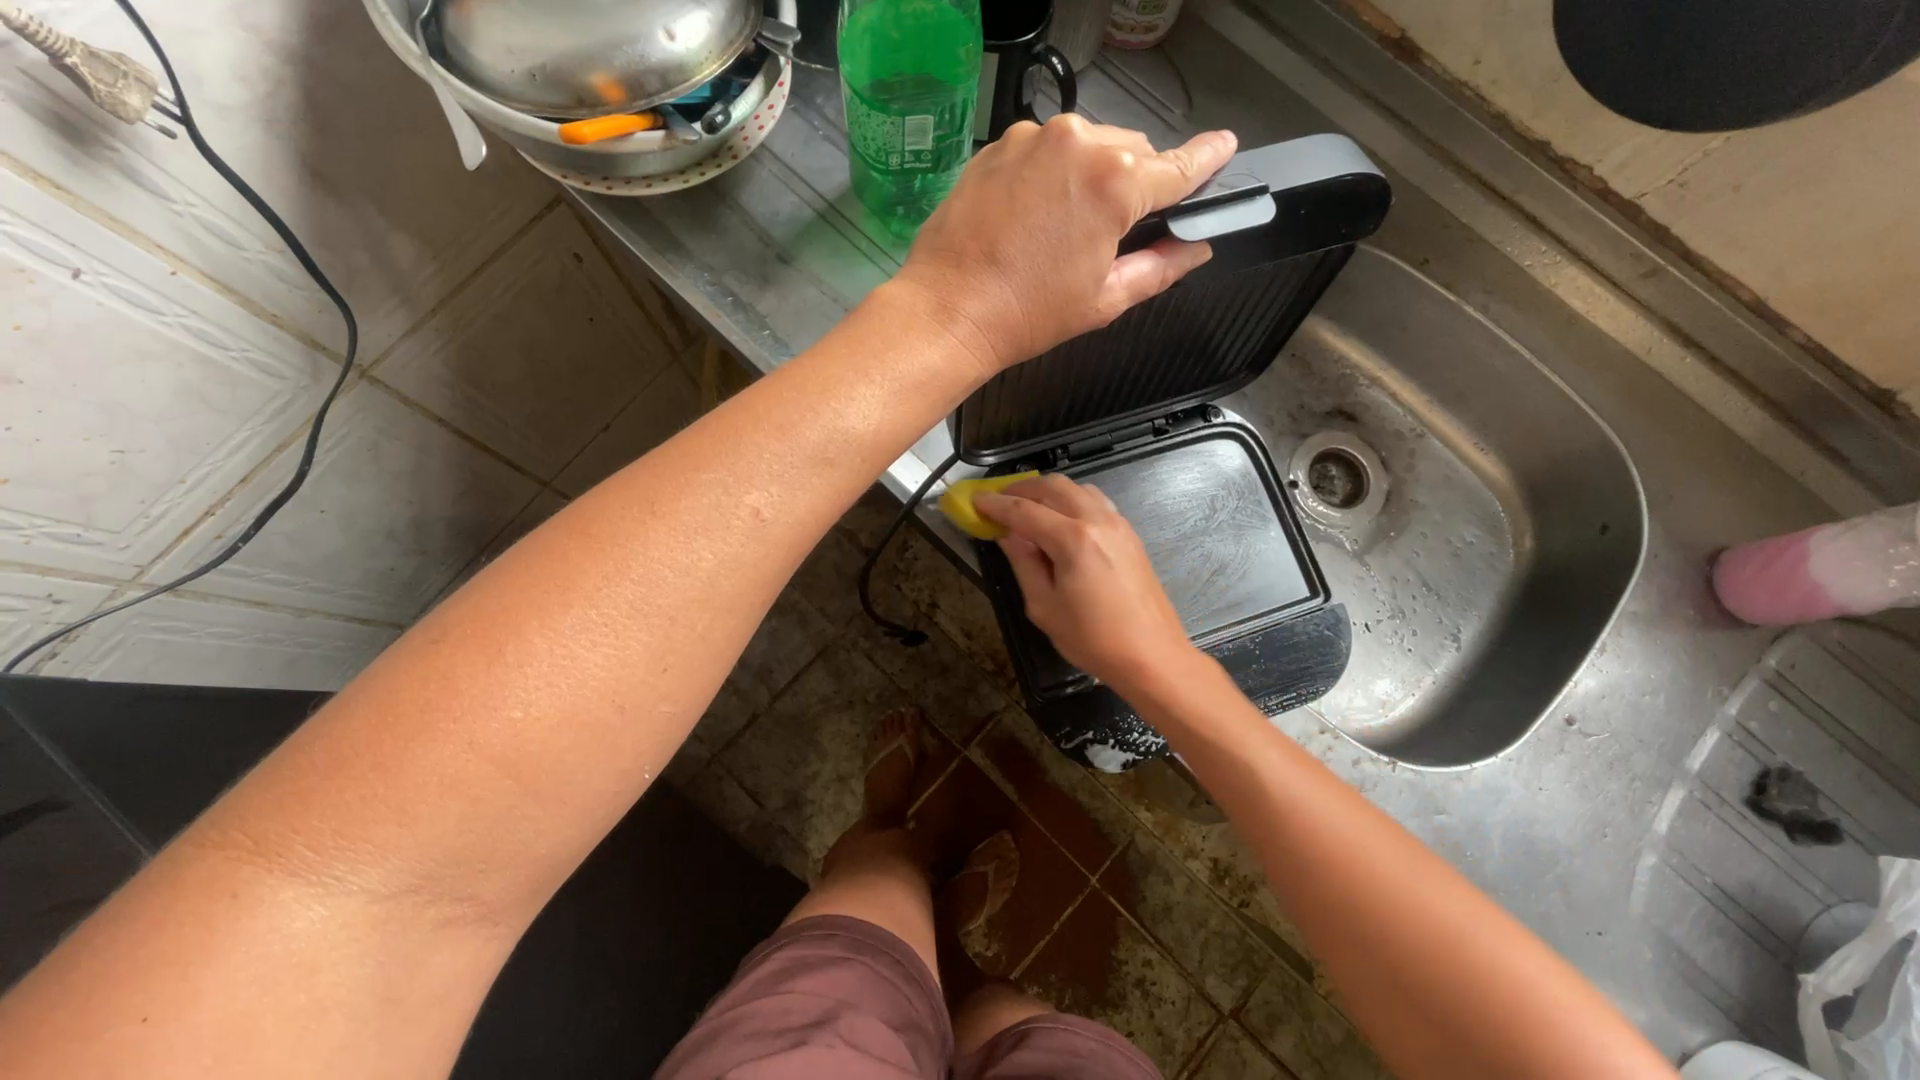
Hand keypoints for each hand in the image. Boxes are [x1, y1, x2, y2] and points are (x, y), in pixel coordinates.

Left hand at [893, 117, 1236, 376]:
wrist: (948, 310)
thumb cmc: (1026, 313)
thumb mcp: (1106, 298)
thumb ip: (1162, 266)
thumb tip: (1196, 247)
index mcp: (1114, 182)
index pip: (1178, 167)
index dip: (1206, 160)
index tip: (1225, 145)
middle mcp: (1077, 144)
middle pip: (1132, 153)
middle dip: (1133, 186)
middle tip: (1111, 235)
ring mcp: (1032, 140)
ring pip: (1088, 146)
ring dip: (1091, 177)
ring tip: (1064, 231)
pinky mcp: (998, 146)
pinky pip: (1045, 150)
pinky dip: (1051, 174)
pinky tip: (1034, 218)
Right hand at [974, 474, 1199, 693]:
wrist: (1152, 656)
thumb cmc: (1093, 640)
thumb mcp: (1044, 607)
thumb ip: (1024, 563)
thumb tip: (1008, 535)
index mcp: (1073, 540)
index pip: (1024, 511)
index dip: (995, 504)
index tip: (975, 501)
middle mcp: (1097, 521)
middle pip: (1052, 487)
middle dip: (1021, 489)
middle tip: (999, 501)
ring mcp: (1118, 524)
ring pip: (1077, 488)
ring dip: (1048, 491)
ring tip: (1028, 508)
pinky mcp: (1130, 534)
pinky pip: (1096, 502)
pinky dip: (1072, 500)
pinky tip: (1061, 520)